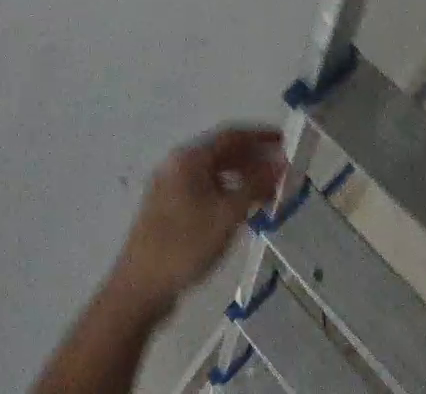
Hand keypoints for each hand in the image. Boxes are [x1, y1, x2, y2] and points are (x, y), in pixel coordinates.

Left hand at [106, 126, 286, 313]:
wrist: (139, 290)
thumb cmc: (185, 246)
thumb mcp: (227, 215)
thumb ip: (256, 185)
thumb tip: (281, 162)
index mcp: (187, 159)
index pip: (230, 135)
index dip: (260, 136)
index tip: (286, 142)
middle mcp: (176, 166)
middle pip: (221, 153)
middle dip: (253, 159)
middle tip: (281, 172)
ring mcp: (169, 189)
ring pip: (213, 173)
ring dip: (241, 178)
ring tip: (268, 193)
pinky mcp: (167, 211)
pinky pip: (204, 190)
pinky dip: (226, 194)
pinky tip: (241, 211)